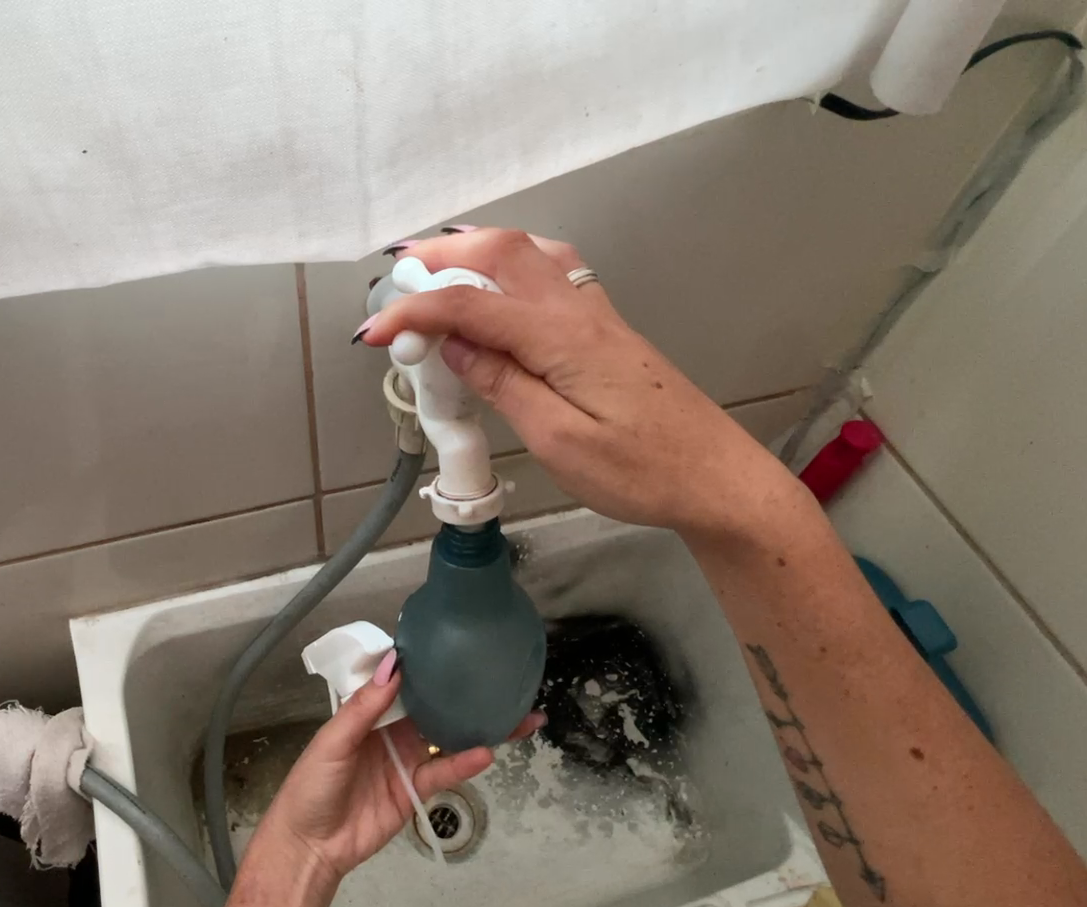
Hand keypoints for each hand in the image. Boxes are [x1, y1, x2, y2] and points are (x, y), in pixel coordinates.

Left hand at [254, 654, 541, 883]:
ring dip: (478, 727)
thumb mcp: (332, 741)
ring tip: (517, 714)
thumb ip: (363, 707)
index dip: (427, 665)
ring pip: (447, 737)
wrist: (310, 845)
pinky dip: (464, 763)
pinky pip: (443, 771)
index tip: (458, 645)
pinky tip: (486, 751)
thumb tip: (394, 667)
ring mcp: (406, 759)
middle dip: (464, 693)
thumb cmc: (312, 785)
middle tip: (501, 678)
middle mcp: (392, 730)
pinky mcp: (415, 788)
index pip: (402, 681)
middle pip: (433, 707)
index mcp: (368, 711)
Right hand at [359, 228, 806, 537]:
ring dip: (475, 250)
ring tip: (433, 268)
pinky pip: (550, 272)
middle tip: (393, 274)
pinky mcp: (603, 328)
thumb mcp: (560, 441)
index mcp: (562, 338)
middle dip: (440, 255)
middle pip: (502, 252)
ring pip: (528, 253)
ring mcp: (595, 313)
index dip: (415, 313)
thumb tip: (457, 348)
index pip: (472, 307)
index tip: (371, 334)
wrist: (715, 476)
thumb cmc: (640, 472)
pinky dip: (510, 263)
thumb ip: (505, 387)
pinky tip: (498, 282)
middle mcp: (578, 310)